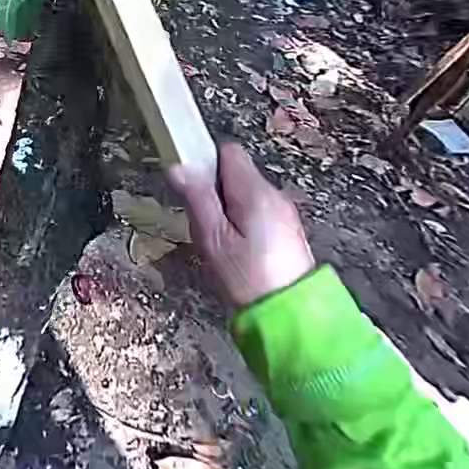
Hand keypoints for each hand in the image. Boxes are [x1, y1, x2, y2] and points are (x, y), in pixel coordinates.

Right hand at [166, 142, 316, 308]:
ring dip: (225, 206)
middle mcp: (274, 196)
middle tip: (202, 219)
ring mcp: (283, 212)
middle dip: (213, 189)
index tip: (190, 182)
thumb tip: (179, 167)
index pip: (229, 152)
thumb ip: (197, 198)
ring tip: (217, 238)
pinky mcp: (285, 228)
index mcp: (256, 194)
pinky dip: (239, 219)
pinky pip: (254, 209)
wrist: (289, 316)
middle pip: (235, 173)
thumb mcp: (211, 237)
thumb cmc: (248, 278)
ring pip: (243, 193)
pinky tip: (233, 246)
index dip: (205, 162)